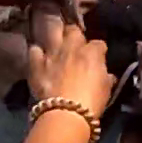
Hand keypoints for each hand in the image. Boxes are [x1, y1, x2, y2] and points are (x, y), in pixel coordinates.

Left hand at [27, 6, 113, 120]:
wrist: (66, 112)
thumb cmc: (92, 102)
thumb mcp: (106, 89)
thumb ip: (106, 78)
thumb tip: (107, 75)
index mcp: (92, 53)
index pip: (98, 44)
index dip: (99, 50)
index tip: (99, 57)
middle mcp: (71, 47)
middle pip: (73, 30)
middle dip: (75, 34)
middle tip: (76, 43)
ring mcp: (52, 54)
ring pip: (52, 31)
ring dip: (55, 34)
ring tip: (56, 40)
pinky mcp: (37, 64)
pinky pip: (34, 50)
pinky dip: (37, 52)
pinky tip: (39, 56)